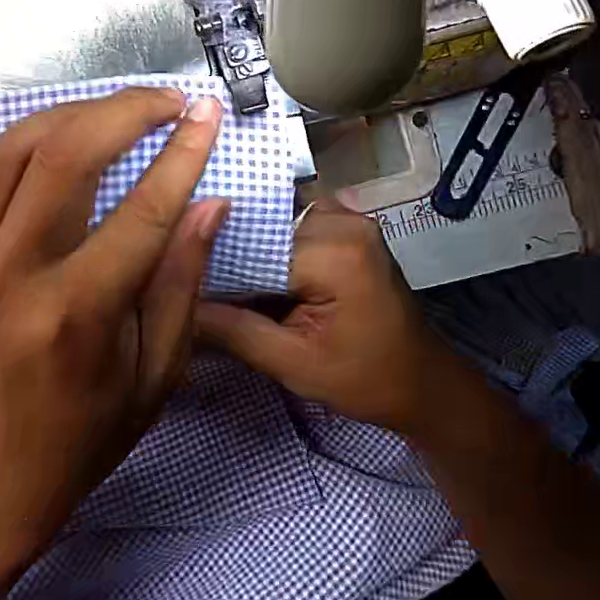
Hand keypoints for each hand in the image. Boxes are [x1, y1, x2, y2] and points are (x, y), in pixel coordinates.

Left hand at [0, 87, 228, 577]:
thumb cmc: (90, 432)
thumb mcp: (159, 370)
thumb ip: (183, 279)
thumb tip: (210, 201)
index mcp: (76, 314)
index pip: (140, 210)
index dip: (181, 154)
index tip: (206, 113)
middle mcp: (13, 276)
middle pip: (66, 158)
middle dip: (125, 112)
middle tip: (168, 101)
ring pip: (10, 150)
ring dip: (69, 114)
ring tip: (116, 109)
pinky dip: (16, 141)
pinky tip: (52, 135)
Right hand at [195, 199, 475, 439]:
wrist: (423, 381)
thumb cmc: (365, 379)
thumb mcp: (294, 364)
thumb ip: (235, 331)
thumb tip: (177, 305)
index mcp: (336, 252)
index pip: (254, 245)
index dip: (215, 266)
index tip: (181, 284)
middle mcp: (344, 220)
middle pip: (264, 228)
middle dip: (231, 255)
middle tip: (193, 280)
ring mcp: (350, 218)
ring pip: (275, 223)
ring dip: (250, 249)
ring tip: (221, 277)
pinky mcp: (349, 225)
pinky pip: (294, 224)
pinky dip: (272, 245)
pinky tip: (253, 269)